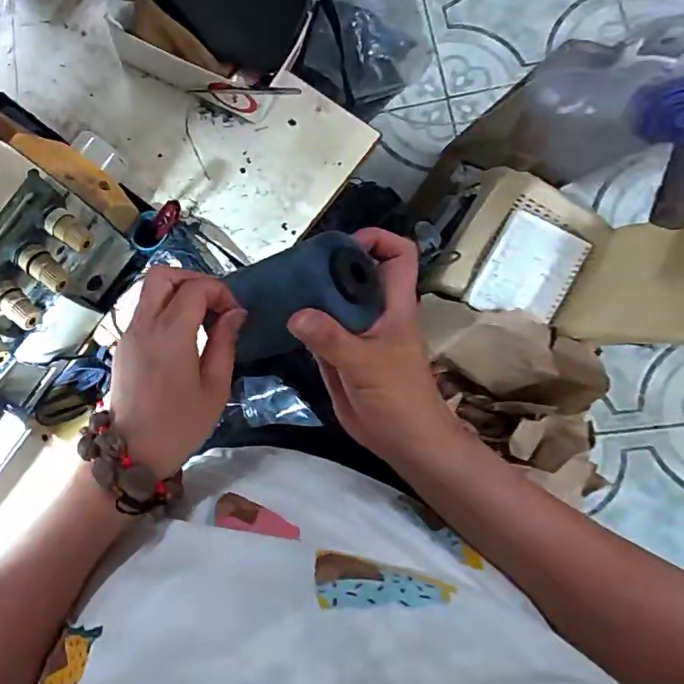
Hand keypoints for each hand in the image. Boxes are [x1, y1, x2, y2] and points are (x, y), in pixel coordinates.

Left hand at [106, 267, 247, 472]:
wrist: (132, 452)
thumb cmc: (180, 426)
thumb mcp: (215, 388)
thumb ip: (225, 343)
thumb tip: (234, 314)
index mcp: (170, 334)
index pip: (195, 288)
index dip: (220, 291)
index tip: (235, 313)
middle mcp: (143, 325)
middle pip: (162, 275)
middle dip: (193, 279)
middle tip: (214, 302)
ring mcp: (128, 333)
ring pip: (148, 289)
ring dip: (176, 291)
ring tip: (200, 317)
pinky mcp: (122, 344)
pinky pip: (142, 310)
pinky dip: (164, 307)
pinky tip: (182, 334)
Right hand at [287, 228, 466, 463]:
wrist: (405, 442)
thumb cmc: (399, 398)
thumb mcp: (365, 364)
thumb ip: (331, 339)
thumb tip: (296, 315)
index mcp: (393, 305)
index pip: (398, 256)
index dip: (377, 241)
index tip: (343, 246)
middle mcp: (374, 312)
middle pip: (355, 273)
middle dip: (329, 264)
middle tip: (296, 266)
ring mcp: (356, 333)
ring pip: (333, 301)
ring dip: (310, 293)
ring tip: (280, 288)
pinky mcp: (339, 355)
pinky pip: (318, 330)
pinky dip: (301, 323)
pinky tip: (278, 320)